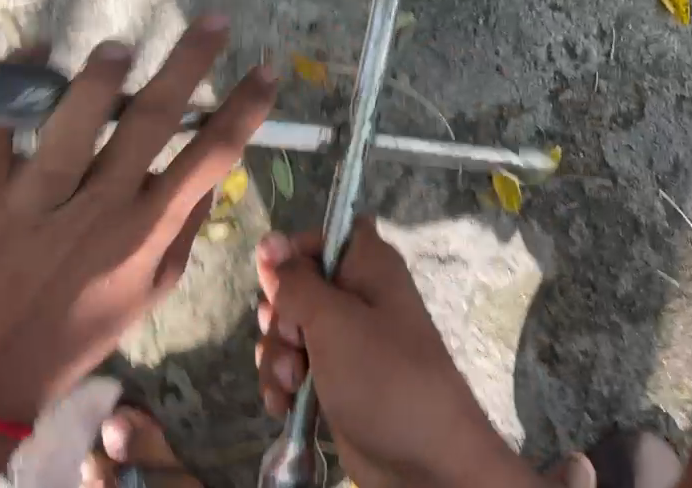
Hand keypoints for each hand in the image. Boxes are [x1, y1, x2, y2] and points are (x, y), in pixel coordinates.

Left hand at [0, 18, 277, 424]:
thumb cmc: (76, 334)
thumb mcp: (151, 293)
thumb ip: (185, 230)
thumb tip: (211, 170)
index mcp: (143, 234)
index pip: (210, 158)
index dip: (243, 110)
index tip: (264, 72)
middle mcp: (94, 211)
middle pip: (150, 122)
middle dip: (189, 65)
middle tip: (213, 22)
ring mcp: (28, 202)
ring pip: (70, 123)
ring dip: (100, 77)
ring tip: (122, 46)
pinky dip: (5, 85)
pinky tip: (30, 49)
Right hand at [253, 220, 543, 487]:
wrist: (422, 458)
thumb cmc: (382, 375)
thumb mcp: (332, 321)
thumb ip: (296, 282)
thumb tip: (269, 240)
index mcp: (369, 265)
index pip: (326, 234)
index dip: (296, 252)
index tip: (277, 281)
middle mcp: (358, 295)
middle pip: (298, 284)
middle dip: (280, 316)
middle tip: (293, 342)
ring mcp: (347, 339)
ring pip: (291, 329)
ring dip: (277, 357)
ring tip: (290, 384)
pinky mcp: (335, 378)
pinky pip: (295, 366)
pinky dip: (283, 384)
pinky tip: (283, 406)